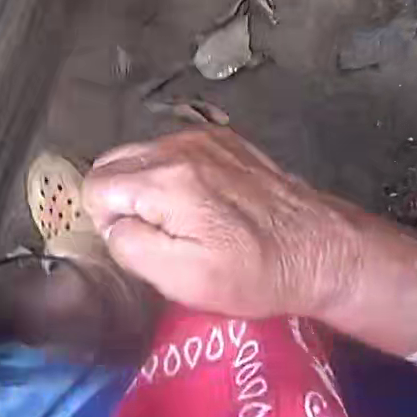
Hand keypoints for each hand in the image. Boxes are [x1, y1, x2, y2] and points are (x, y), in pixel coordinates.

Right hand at [82, 127, 369, 319]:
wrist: (321, 249)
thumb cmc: (254, 273)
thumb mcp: (183, 279)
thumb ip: (131, 245)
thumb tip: (113, 223)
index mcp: (166, 179)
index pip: (95, 186)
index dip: (106, 222)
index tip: (140, 243)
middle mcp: (180, 145)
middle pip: (113, 162)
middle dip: (120, 199)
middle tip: (155, 233)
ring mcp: (205, 137)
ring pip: (142, 154)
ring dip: (146, 186)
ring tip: (181, 220)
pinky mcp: (225, 140)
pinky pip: (174, 150)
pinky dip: (173, 174)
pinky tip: (202, 202)